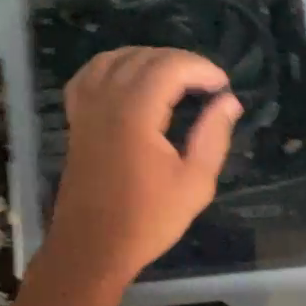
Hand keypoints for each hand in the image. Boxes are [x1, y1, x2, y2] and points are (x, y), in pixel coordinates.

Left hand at [47, 47, 240, 283]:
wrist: (91, 248)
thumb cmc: (146, 221)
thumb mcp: (194, 183)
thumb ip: (213, 137)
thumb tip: (228, 102)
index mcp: (135, 114)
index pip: (169, 67)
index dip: (201, 68)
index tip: (223, 86)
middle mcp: (106, 102)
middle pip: (144, 58)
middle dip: (180, 62)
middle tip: (206, 85)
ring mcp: (86, 109)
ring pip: (115, 59)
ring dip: (148, 59)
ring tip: (175, 79)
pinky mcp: (76, 122)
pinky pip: (89, 76)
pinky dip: (112, 67)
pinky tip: (130, 80)